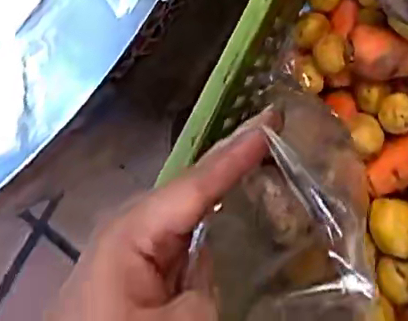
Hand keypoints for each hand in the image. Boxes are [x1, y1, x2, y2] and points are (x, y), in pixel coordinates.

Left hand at [50, 111, 276, 320]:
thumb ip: (207, 290)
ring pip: (191, 209)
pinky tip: (236, 215)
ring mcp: (133, 245)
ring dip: (226, 188)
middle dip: (234, 157)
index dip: (239, 149)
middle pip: (195, 184)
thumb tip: (216, 271)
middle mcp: (133, 222)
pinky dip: (212, 222)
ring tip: (265, 158)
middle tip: (274, 128)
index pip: (199, 179)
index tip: (271, 117)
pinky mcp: (136, 271)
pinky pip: (183, 239)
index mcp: (134, 225)